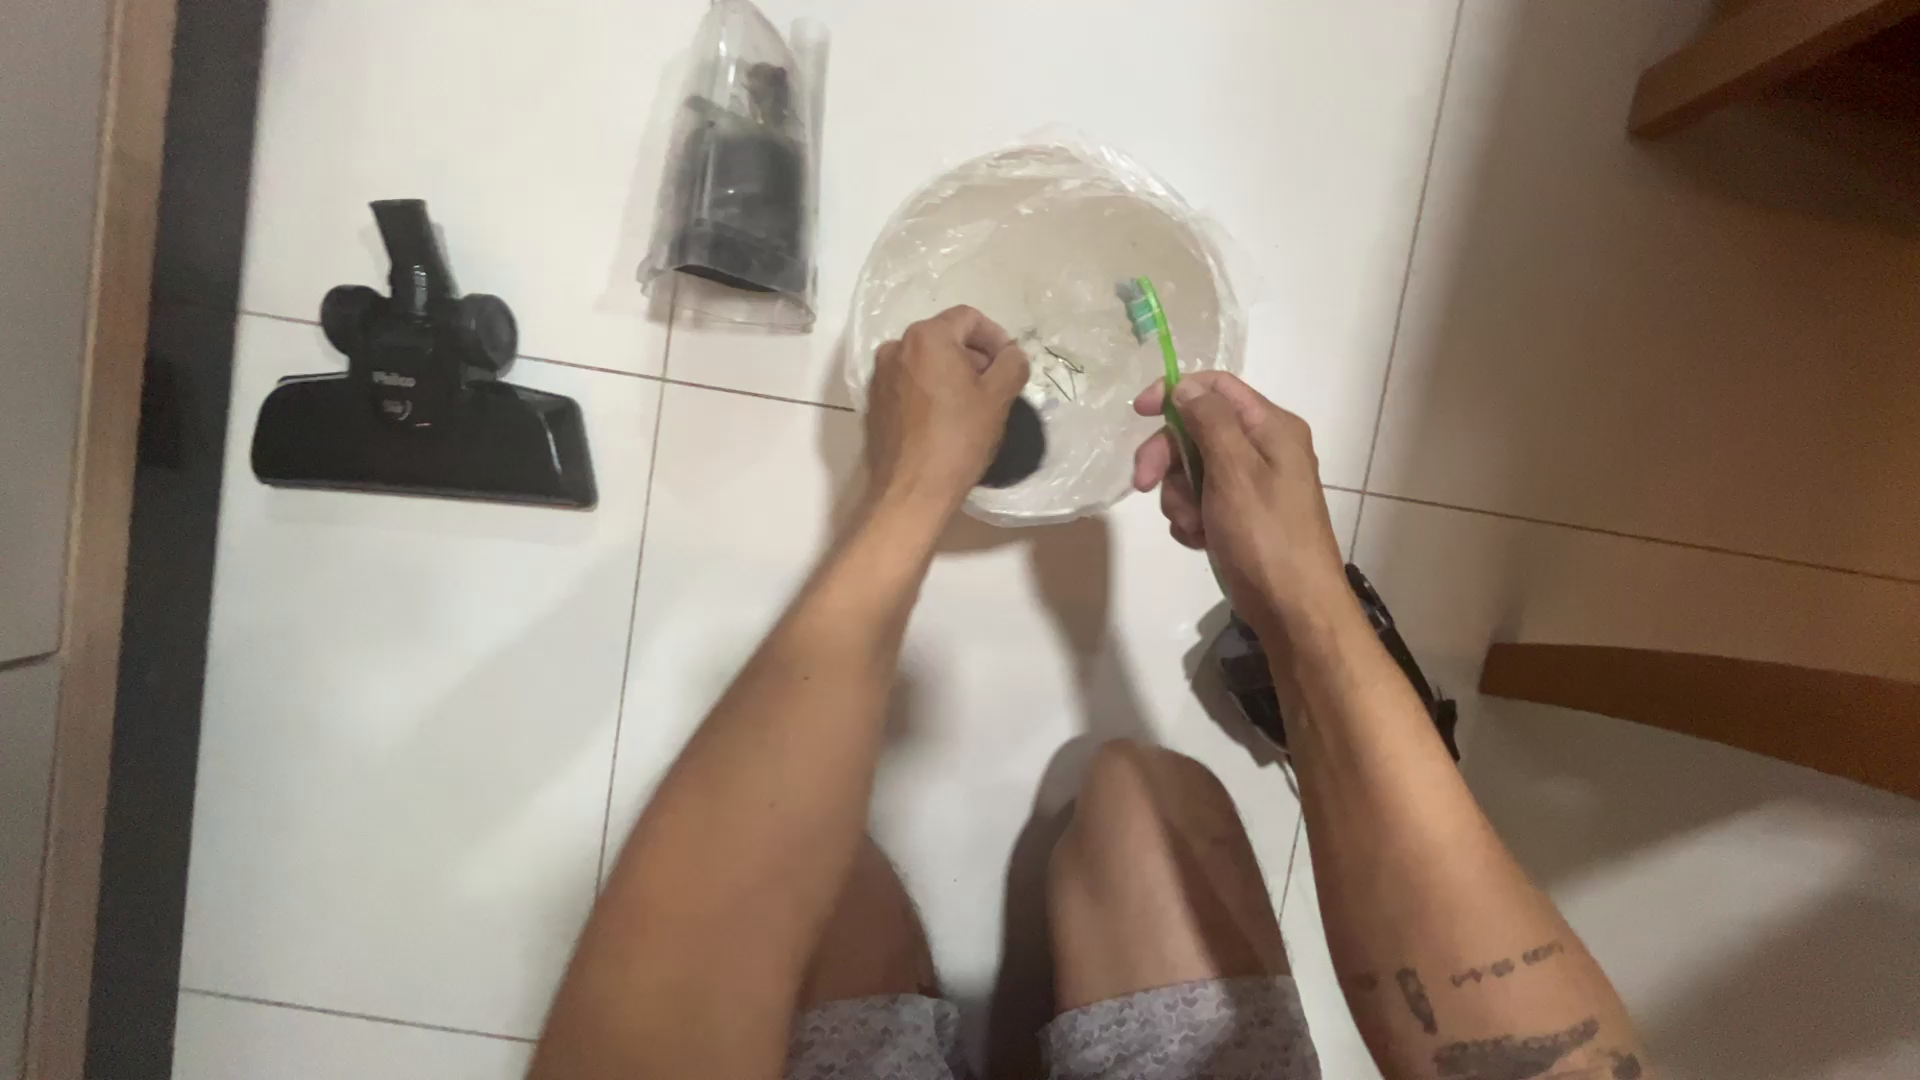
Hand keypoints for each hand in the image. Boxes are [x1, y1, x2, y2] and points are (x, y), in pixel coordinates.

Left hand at [864, 306, 1029, 521]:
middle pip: (944, 338)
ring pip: (925, 362)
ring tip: (970, 406)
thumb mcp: (998, 398)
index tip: (1009, 364)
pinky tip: (944, 421)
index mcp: (926, 337)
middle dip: (973, 356)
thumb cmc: (957, 439)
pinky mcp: (874, 404)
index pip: (968, 318)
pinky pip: (909, 385)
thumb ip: (1012, 364)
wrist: (911, 491)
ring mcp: (879, 377)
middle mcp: (895, 348)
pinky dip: (929, 392)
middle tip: (994, 386)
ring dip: (951, 375)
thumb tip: (1011, 354)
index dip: (995, 336)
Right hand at [1133, 373, 1351, 640]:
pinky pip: (1197, 502)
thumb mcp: (1235, 471)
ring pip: (1190, 471)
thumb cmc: (1265, 535)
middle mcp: (1261, 449)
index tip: (1139, 414)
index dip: (1174, 393)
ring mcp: (1248, 484)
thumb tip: (1184, 387)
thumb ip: (1209, 422)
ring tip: (1195, 525)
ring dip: (1180, 497)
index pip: (1215, 387)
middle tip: (1144, 485)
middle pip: (1195, 431)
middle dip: (1168, 459)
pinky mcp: (1237, 515)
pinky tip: (1200, 539)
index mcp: (1270, 428)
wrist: (1292, 606)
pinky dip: (1191, 519)